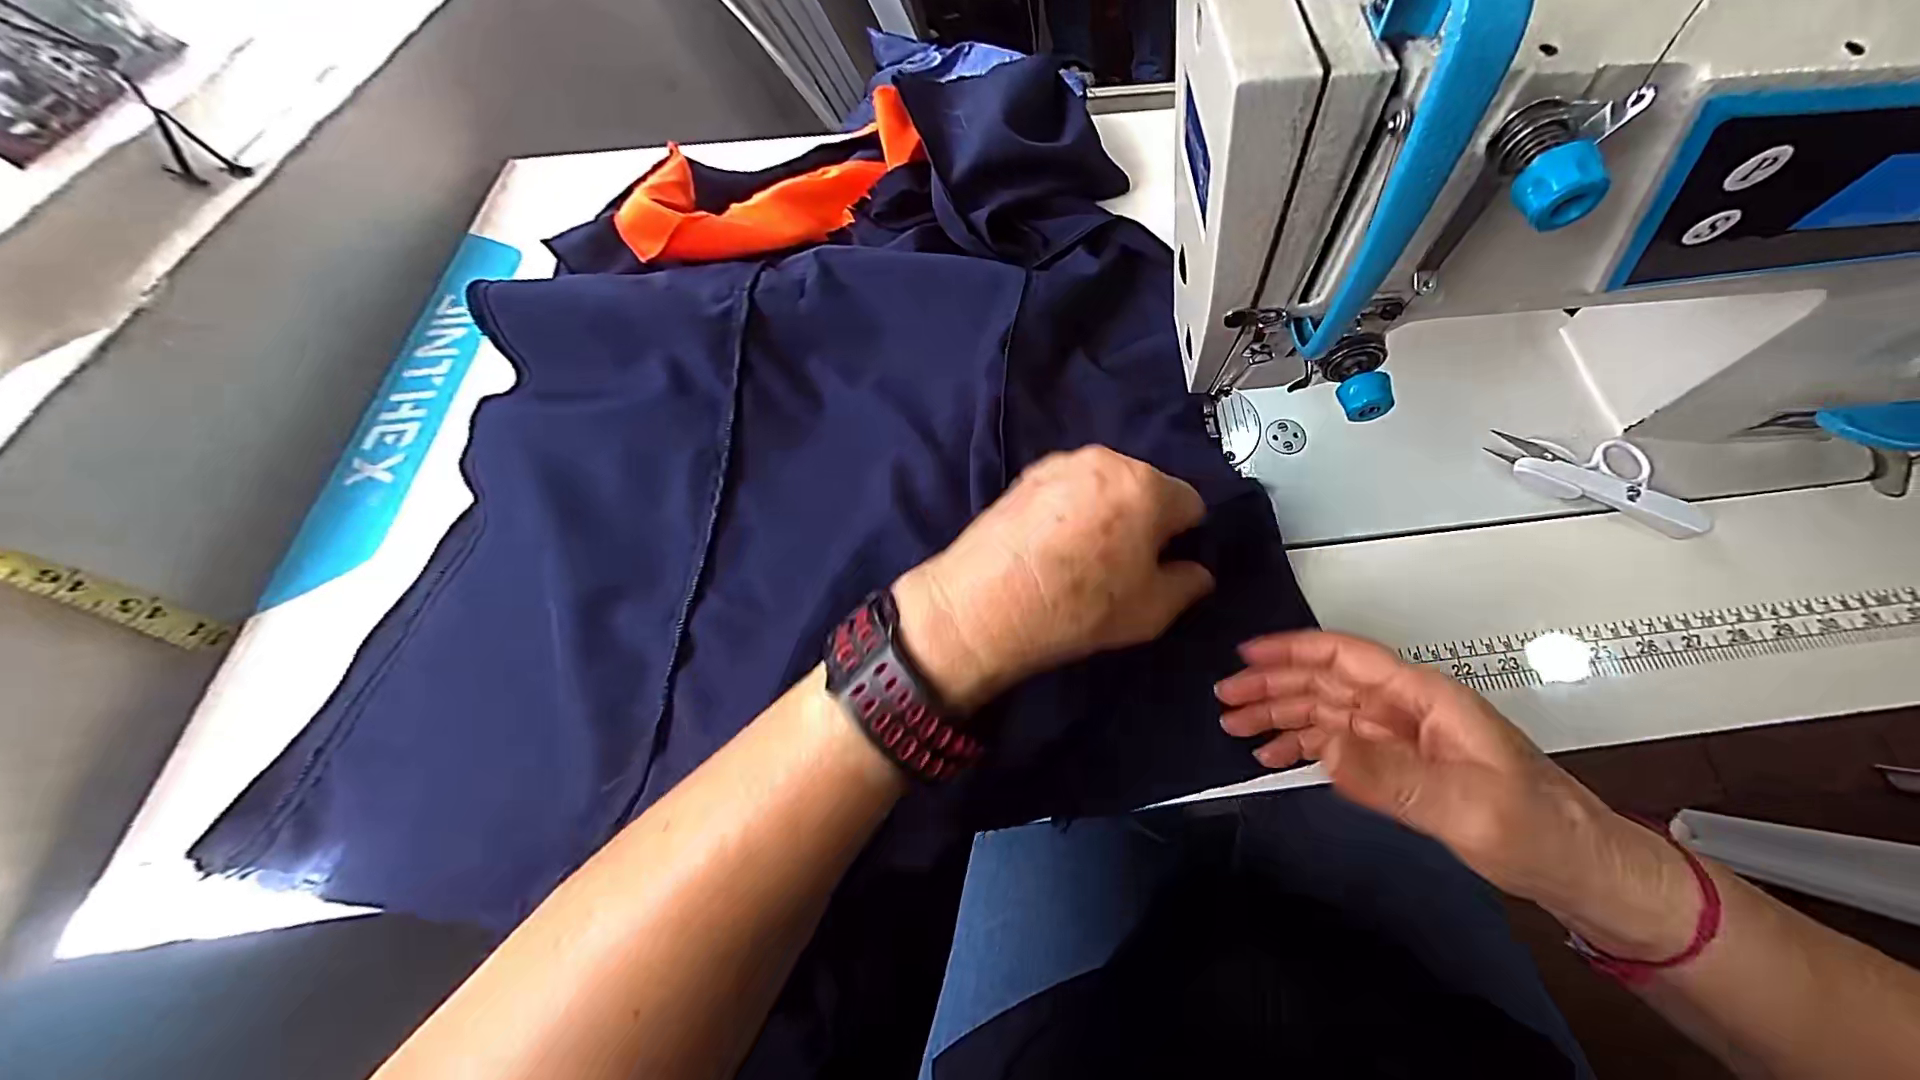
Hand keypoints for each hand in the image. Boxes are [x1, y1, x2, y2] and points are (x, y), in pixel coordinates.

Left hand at [892, 446, 1214, 710]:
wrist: (984, 606)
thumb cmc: (1077, 608)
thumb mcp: (1151, 611)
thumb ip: (1188, 584)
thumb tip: (1194, 571)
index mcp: (1147, 485)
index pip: (1190, 504)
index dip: (1181, 539)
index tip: (1160, 565)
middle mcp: (1105, 460)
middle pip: (1145, 488)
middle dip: (1143, 520)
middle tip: (1119, 564)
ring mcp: (1059, 464)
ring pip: (1104, 486)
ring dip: (1105, 512)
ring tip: (1079, 556)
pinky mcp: (1024, 476)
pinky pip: (1068, 489)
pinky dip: (1071, 510)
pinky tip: (1051, 545)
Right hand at [1214, 630, 1698, 956]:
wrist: (1584, 873)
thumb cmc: (1535, 830)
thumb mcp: (1466, 806)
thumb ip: (1391, 774)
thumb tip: (1321, 746)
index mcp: (1423, 697)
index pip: (1346, 657)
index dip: (1292, 649)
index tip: (1244, 655)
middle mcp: (1403, 707)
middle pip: (1324, 681)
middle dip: (1271, 686)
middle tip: (1224, 703)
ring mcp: (1397, 735)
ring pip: (1322, 710)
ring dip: (1277, 714)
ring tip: (1234, 728)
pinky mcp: (1394, 763)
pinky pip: (1334, 744)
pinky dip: (1299, 745)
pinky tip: (1272, 755)